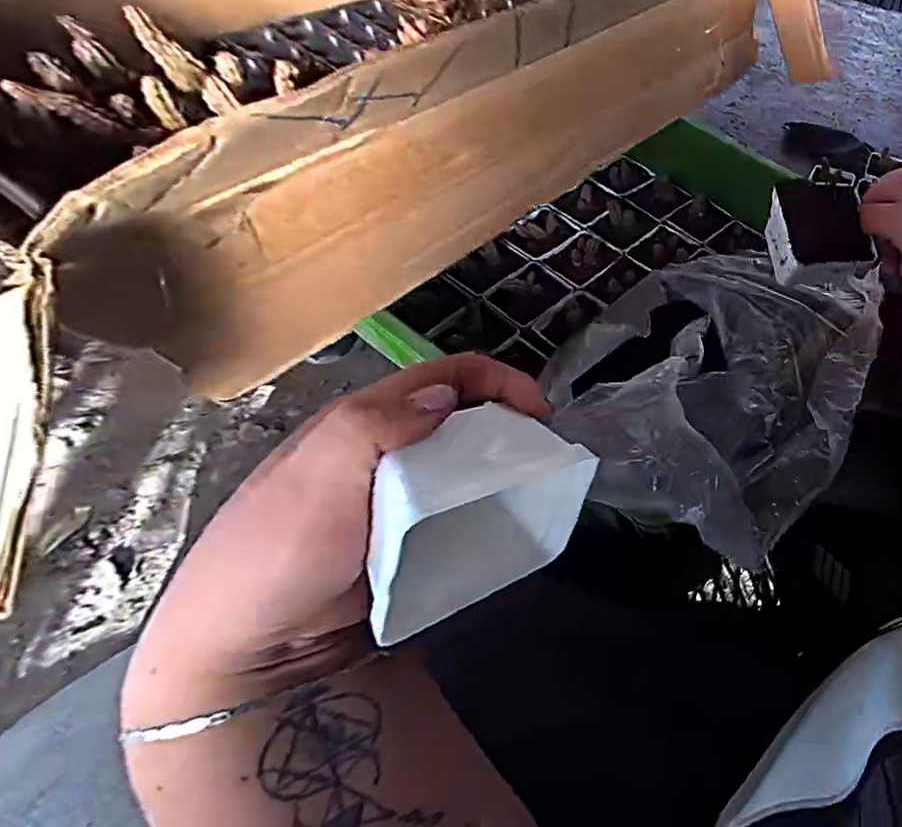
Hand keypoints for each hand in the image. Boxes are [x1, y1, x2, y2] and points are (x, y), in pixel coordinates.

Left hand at [122, 354, 548, 724]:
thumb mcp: (315, 479)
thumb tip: (445, 396)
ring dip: (500, 453)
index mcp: (362, 418)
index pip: (449, 372)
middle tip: (537, 446)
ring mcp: (394, 483)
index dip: (502, 379)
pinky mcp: (406, 519)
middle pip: (463, 405)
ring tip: (526, 477)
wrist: (244, 646)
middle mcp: (382, 440)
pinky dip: (485, 488)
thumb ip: (372, 425)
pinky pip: (458, 488)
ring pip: (462, 446)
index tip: (537, 414)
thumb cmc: (277, 554)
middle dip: (509, 415)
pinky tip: (495, 506)